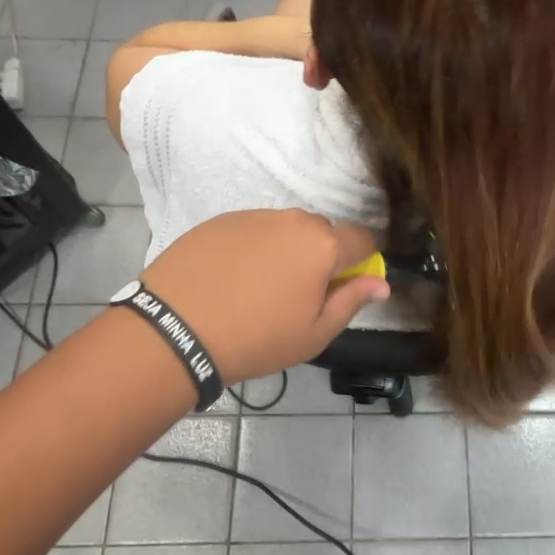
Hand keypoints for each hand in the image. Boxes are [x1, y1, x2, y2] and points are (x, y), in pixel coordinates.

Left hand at [138, 209, 388, 383]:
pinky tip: (231, 279)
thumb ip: (351, 302)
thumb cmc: (256, 338)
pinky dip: (252, 248)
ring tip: (259, 288)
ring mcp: (254, 216)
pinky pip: (252, 230)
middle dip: (321, 256)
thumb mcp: (313, 334)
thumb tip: (379, 283)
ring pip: (285, 229)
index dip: (360, 262)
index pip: (362, 239)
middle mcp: (293, 220)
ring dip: (285, 251)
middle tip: (297, 295)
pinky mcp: (220, 220)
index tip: (343, 287)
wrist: (175, 329)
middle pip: (322, 232)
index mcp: (322, 245)